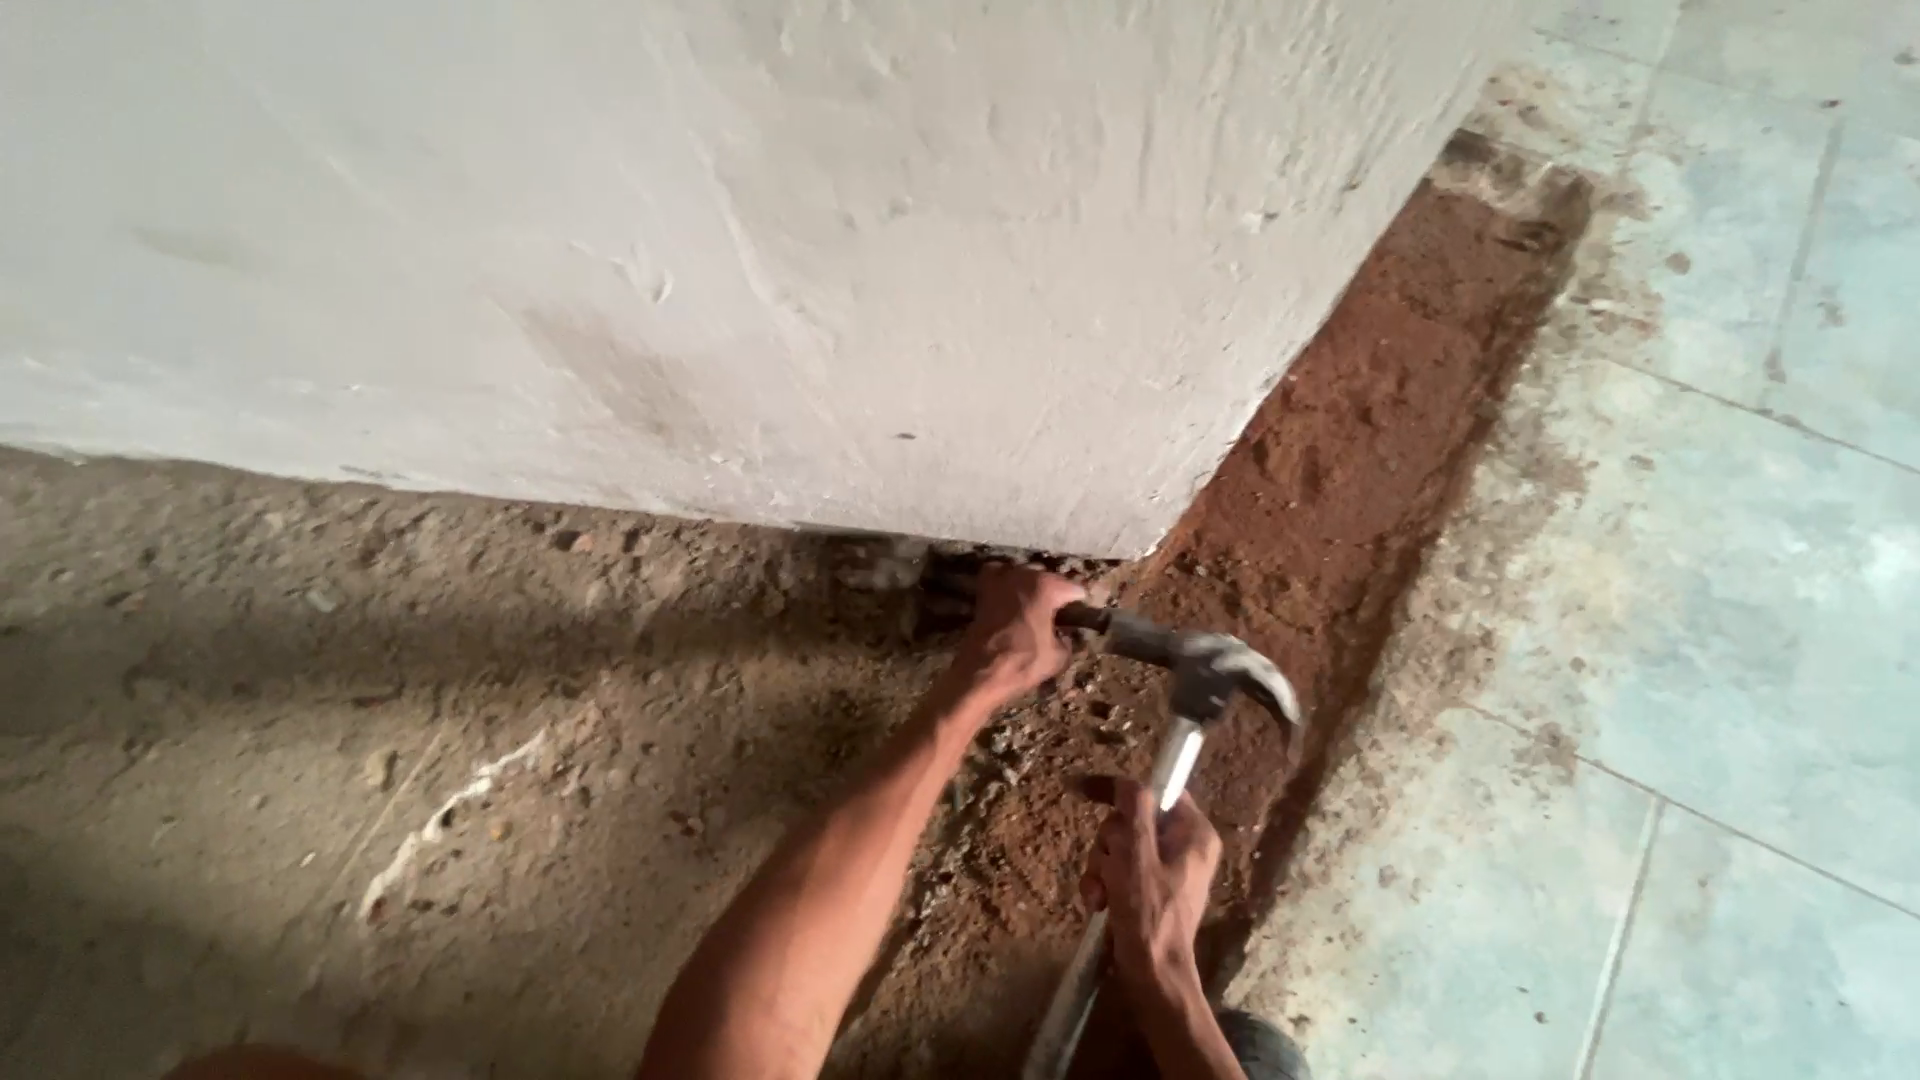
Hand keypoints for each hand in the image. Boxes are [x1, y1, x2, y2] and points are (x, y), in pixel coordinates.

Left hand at [945, 564, 1084, 707]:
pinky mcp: (984, 587)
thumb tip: (1066, 637)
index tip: (1081, 611)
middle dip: (1056, 590)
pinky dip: (1005, 577)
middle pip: (1050, 577)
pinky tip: (1009, 590)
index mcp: (1049, 588)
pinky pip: (998, 571)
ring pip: (1025, 571)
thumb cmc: (1024, 662)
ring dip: (1032, 583)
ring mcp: (1003, 578)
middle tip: (1059, 610)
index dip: (1080, 601)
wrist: (983, 669)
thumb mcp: (1059, 656)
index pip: (1074, 588)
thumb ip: (1068, 641)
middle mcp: (1026, 575)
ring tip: (1035, 601)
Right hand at [1079, 779, 1222, 1001]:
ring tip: (1100, 893)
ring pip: (1117, 845)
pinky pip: (1117, 869)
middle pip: (1129, 819)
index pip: (1156, 789)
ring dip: (1100, 866)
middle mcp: (1183, 845)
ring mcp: (1165, 869)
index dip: (1121, 790)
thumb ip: (1134, 810)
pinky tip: (1098, 902)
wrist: (1152, 977)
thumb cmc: (1149, 914)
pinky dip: (1103, 883)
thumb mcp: (1137, 853)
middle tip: (1106, 865)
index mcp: (1193, 832)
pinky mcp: (1148, 889)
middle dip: (1107, 843)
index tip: (1085, 792)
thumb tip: (1128, 780)